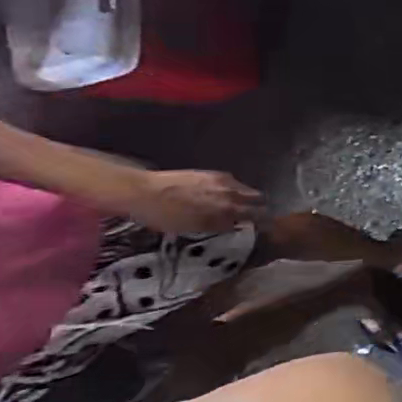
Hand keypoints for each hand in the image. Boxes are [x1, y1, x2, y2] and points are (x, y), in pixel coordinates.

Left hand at [112, 169, 264, 232]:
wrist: (141, 191)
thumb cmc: (163, 215)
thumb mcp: (191, 227)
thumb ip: (217, 225)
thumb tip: (236, 225)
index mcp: (227, 210)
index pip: (256, 215)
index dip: (260, 221)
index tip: (259, 226)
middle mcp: (231, 194)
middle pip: (258, 199)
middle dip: (258, 206)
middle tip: (251, 214)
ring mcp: (223, 181)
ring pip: (246, 189)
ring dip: (246, 196)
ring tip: (236, 204)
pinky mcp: (214, 174)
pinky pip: (233, 182)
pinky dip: (232, 189)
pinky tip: (220, 193)